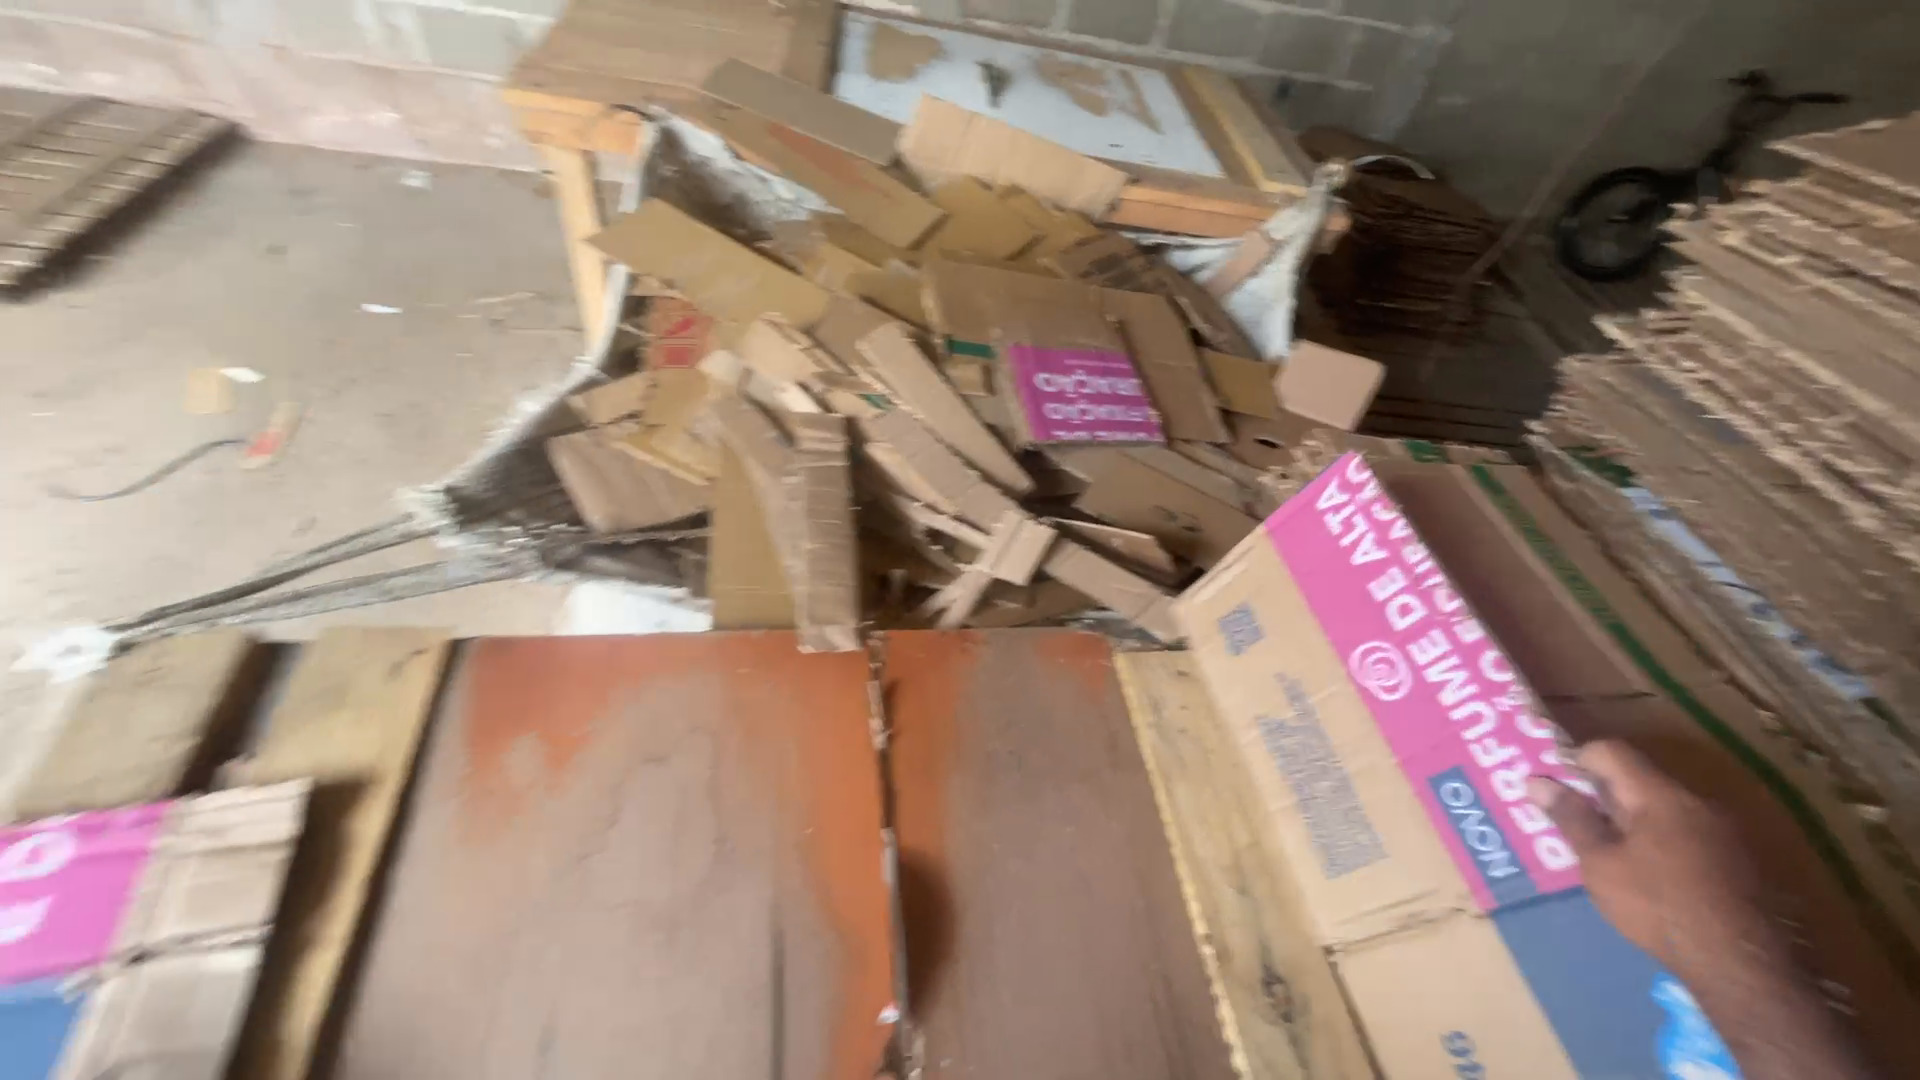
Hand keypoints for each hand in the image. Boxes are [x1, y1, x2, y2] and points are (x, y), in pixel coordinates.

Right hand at [1526, 740, 1786, 979]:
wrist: (1745, 969)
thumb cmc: (1658, 906)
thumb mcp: (1600, 863)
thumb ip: (1571, 818)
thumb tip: (1536, 781)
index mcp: (1660, 795)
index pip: (1611, 751)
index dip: (1577, 759)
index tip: (1558, 788)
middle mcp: (1697, 803)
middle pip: (1638, 779)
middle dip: (1601, 794)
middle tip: (1575, 824)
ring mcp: (1725, 833)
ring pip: (1663, 808)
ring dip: (1631, 820)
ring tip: (1609, 855)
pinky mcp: (1740, 862)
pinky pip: (1686, 832)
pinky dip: (1659, 841)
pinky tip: (1650, 877)